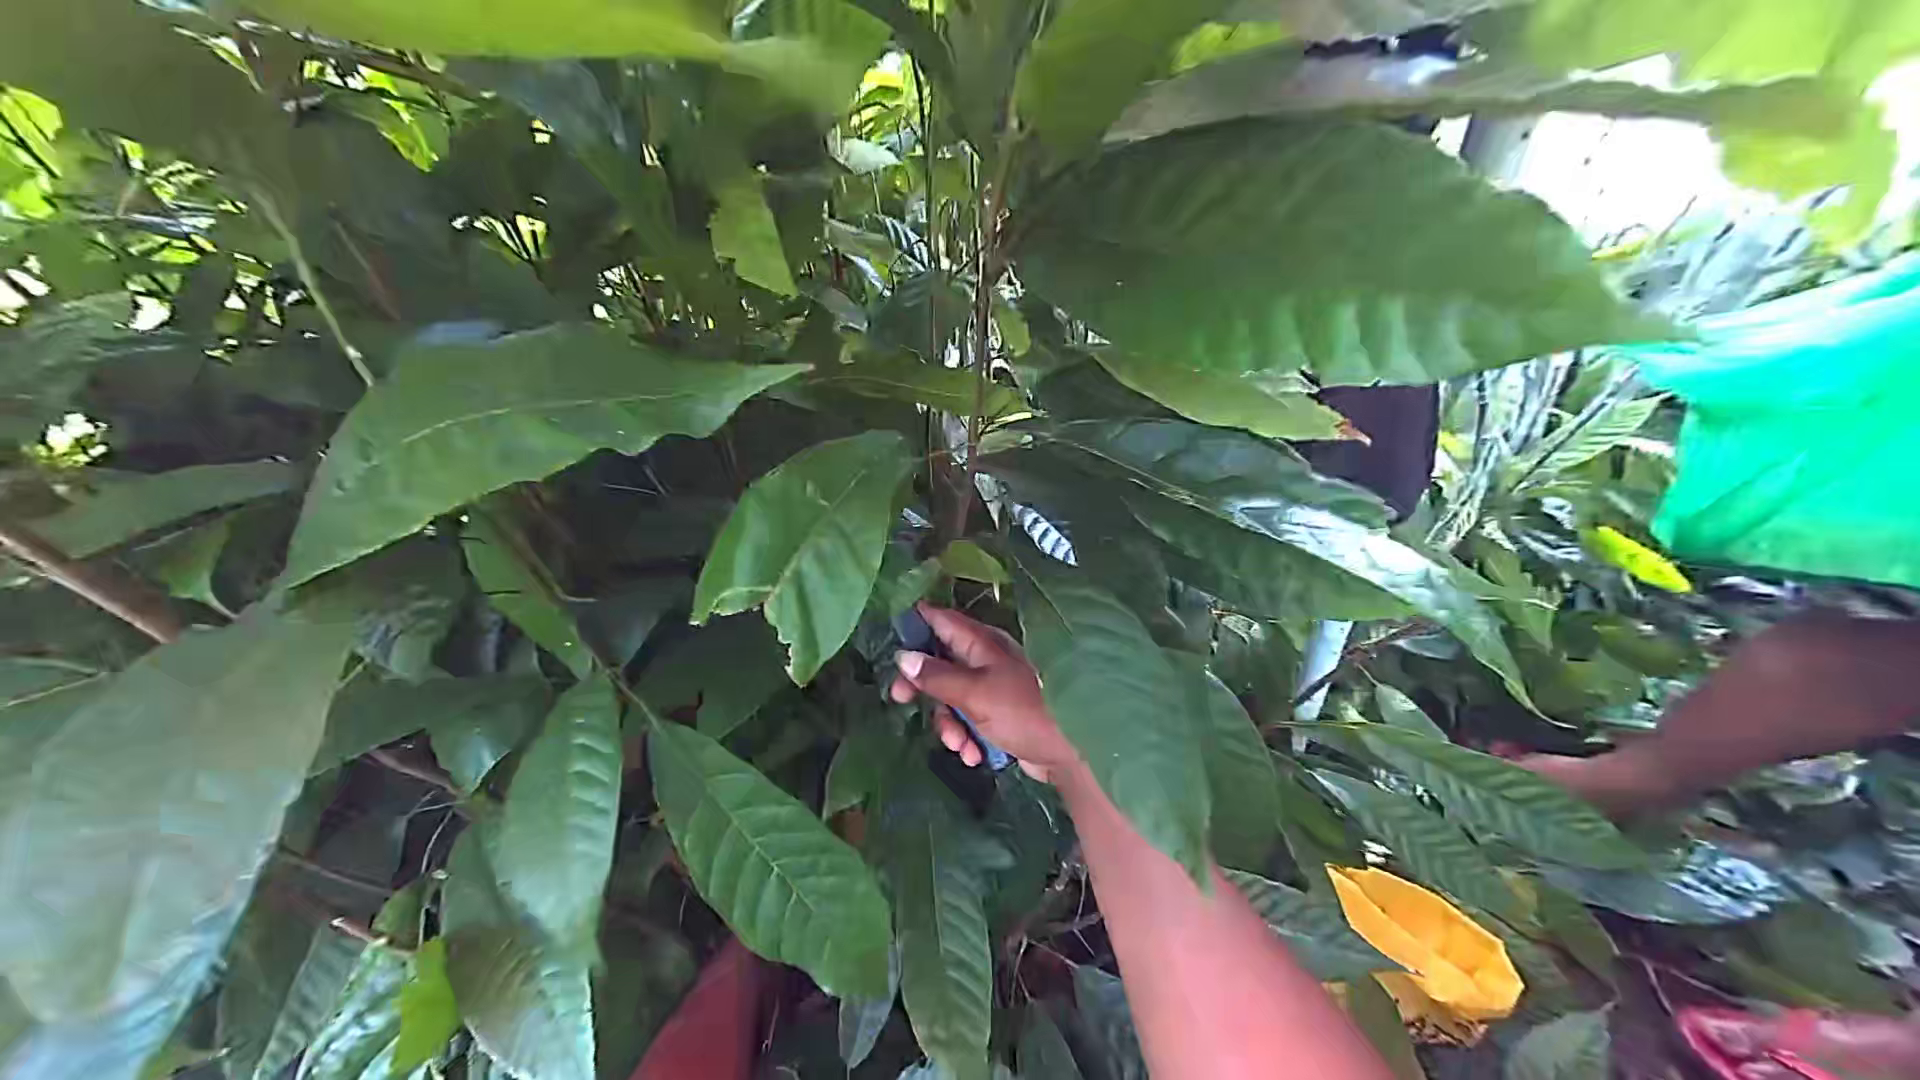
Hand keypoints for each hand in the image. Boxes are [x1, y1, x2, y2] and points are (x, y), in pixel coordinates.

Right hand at [887, 603, 1081, 782]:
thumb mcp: (974, 693)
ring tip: (961, 745)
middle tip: (901, 700)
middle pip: (938, 662)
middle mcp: (984, 659)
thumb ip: (937, 676)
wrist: (1070, 753)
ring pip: (950, 697)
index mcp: (981, 642)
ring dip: (948, 723)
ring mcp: (991, 687)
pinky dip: (967, 736)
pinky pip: (967, 719)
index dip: (914, 625)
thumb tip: (902, 656)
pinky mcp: (996, 714)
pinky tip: (976, 755)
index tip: (890, 641)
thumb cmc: (1023, 712)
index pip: (939, 620)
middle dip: (922, 685)